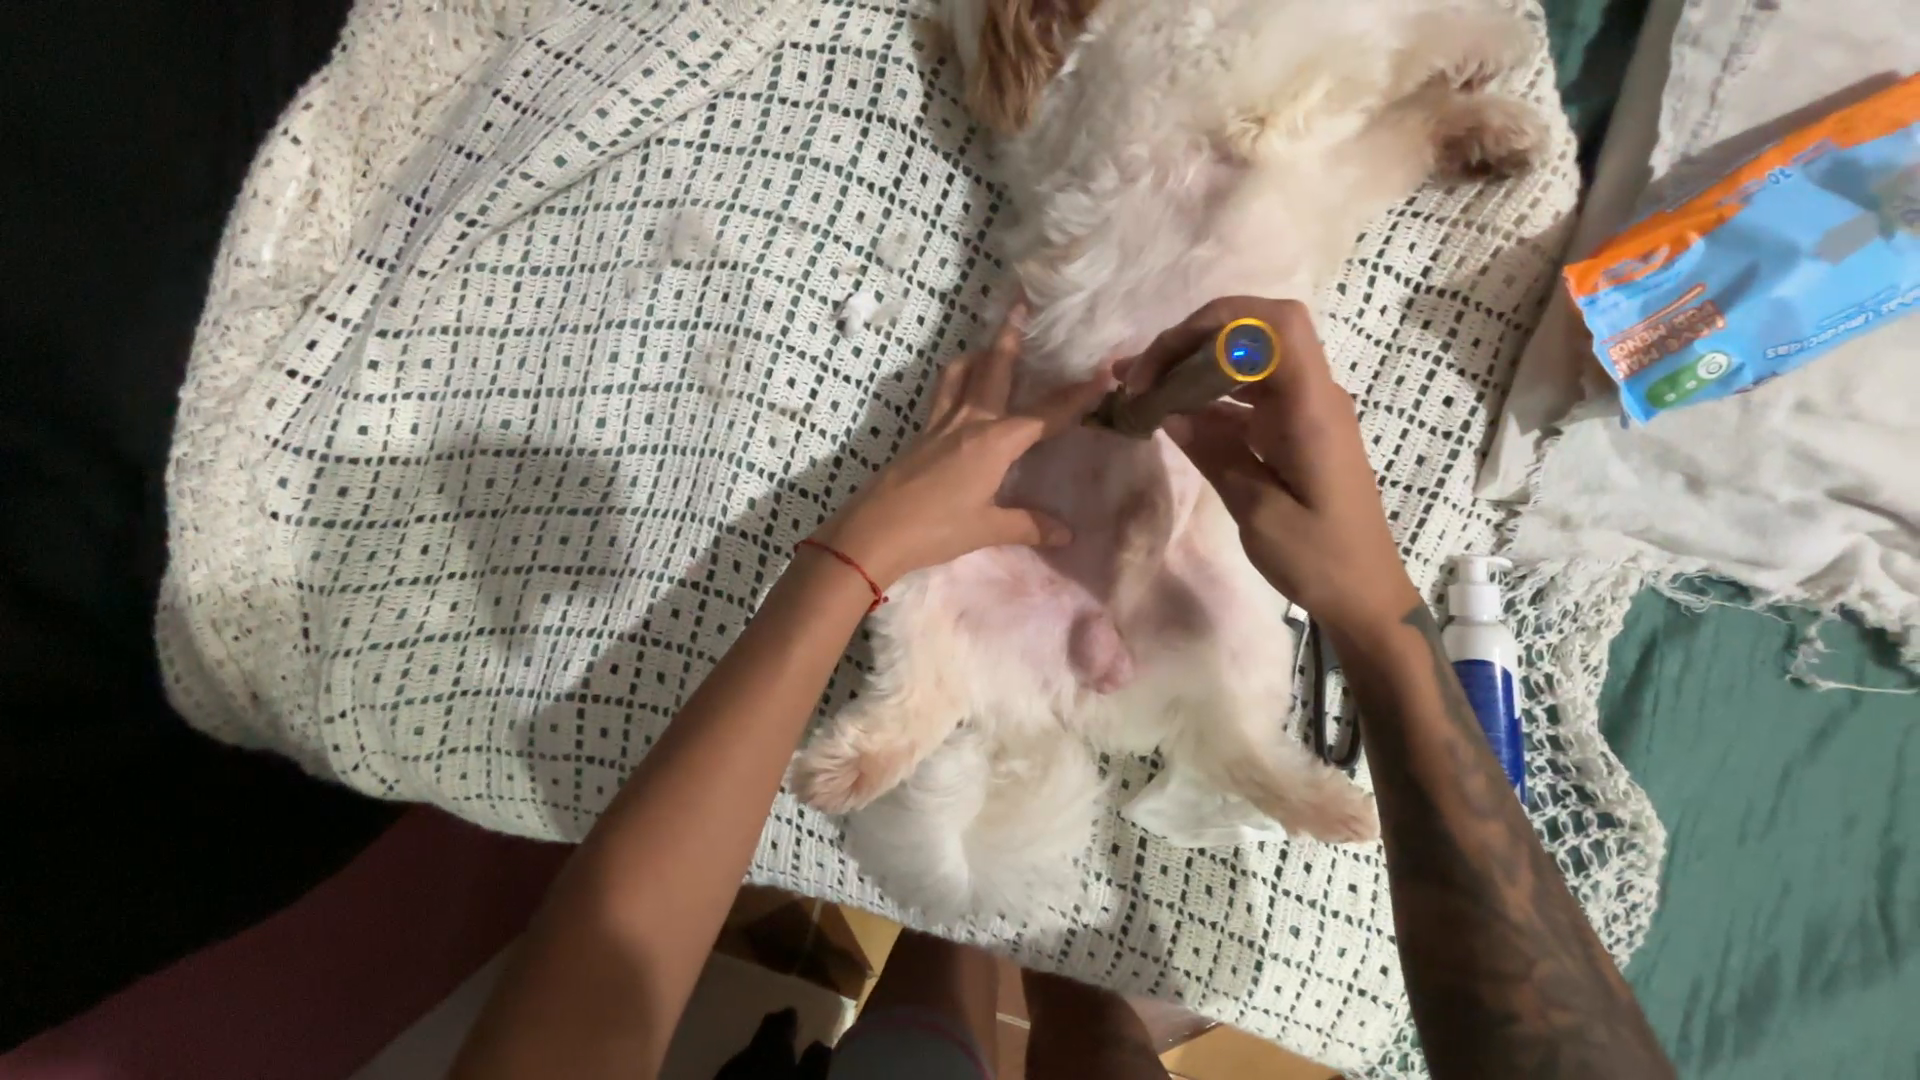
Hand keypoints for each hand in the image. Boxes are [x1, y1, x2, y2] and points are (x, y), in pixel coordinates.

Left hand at [813, 304, 1106, 587]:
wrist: (874, 531)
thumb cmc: (935, 529)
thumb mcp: (987, 529)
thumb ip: (1028, 526)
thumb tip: (1066, 533)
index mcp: (993, 442)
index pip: (1044, 415)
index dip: (1076, 395)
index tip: (1103, 371)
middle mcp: (969, 422)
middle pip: (995, 370)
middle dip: (1012, 337)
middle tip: (1021, 303)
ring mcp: (940, 425)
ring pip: (960, 374)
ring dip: (978, 354)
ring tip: (988, 344)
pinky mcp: (922, 435)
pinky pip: (943, 394)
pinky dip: (956, 379)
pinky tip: (959, 389)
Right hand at [1141, 297, 1420, 640]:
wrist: (1364, 591)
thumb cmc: (1319, 559)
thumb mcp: (1259, 512)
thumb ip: (1215, 454)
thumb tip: (1169, 412)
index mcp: (1310, 409)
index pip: (1273, 326)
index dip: (1214, 322)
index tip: (1162, 360)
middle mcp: (1311, 395)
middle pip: (1255, 331)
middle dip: (1191, 340)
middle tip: (1138, 376)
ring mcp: (1303, 410)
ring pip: (1246, 360)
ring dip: (1193, 364)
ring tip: (1140, 387)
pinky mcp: (1293, 429)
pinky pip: (1247, 395)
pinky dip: (1207, 395)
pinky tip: (1170, 414)